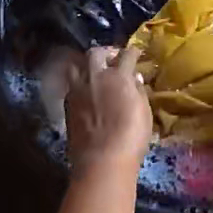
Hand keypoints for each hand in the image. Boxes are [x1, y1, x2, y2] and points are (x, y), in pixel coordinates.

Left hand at [64, 46, 152, 174]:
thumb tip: (134, 79)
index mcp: (118, 76)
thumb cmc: (130, 138)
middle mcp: (95, 76)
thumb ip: (139, 92)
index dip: (132, 52)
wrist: (101, 160)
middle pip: (96, 53)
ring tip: (94, 72)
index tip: (136, 54)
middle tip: (113, 59)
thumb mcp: (144, 113)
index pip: (126, 55)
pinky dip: (79, 82)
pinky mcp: (67, 102)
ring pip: (77, 65)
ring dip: (86, 65)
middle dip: (106, 52)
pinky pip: (71, 83)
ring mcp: (78, 88)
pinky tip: (85, 90)